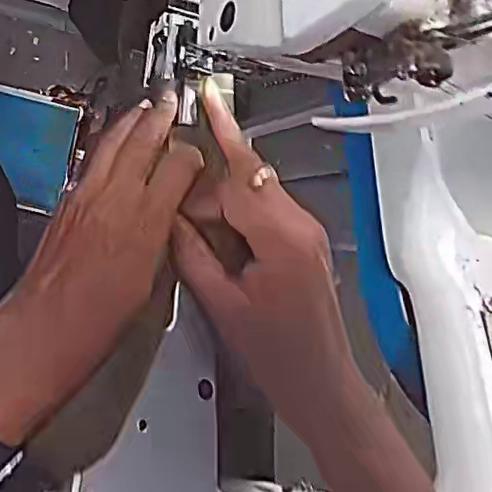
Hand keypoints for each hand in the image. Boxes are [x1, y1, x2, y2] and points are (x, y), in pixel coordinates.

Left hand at [0, 94, 202, 443]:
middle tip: (169, 102)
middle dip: (159, 117)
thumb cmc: (93, 324)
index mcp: (144, 224)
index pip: (176, 167)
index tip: (196, 154)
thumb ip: (161, 241)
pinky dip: (106, 141)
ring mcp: (86, 196)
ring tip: (143, 107)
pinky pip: (91, 158)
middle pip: (142, 142)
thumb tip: (169, 218)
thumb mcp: (147, 287)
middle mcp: (114, 201)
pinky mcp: (66, 200)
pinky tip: (112, 138)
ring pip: (112, 142)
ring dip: (130, 120)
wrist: (39, 332)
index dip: (191, 155)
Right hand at [169, 85, 363, 436]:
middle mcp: (301, 225)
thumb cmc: (281, 357)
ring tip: (198, 228)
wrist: (322, 385)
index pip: (239, 178)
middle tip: (178, 208)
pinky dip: (237, 211)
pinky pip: (264, 206)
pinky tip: (221, 236)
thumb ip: (193, 253)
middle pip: (247, 177)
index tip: (207, 105)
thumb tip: (170, 217)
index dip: (213, 151)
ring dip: (222, 199)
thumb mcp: (223, 306)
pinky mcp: (304, 237)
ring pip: (255, 189)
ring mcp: (306, 229)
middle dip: (208, 186)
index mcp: (283, 238)